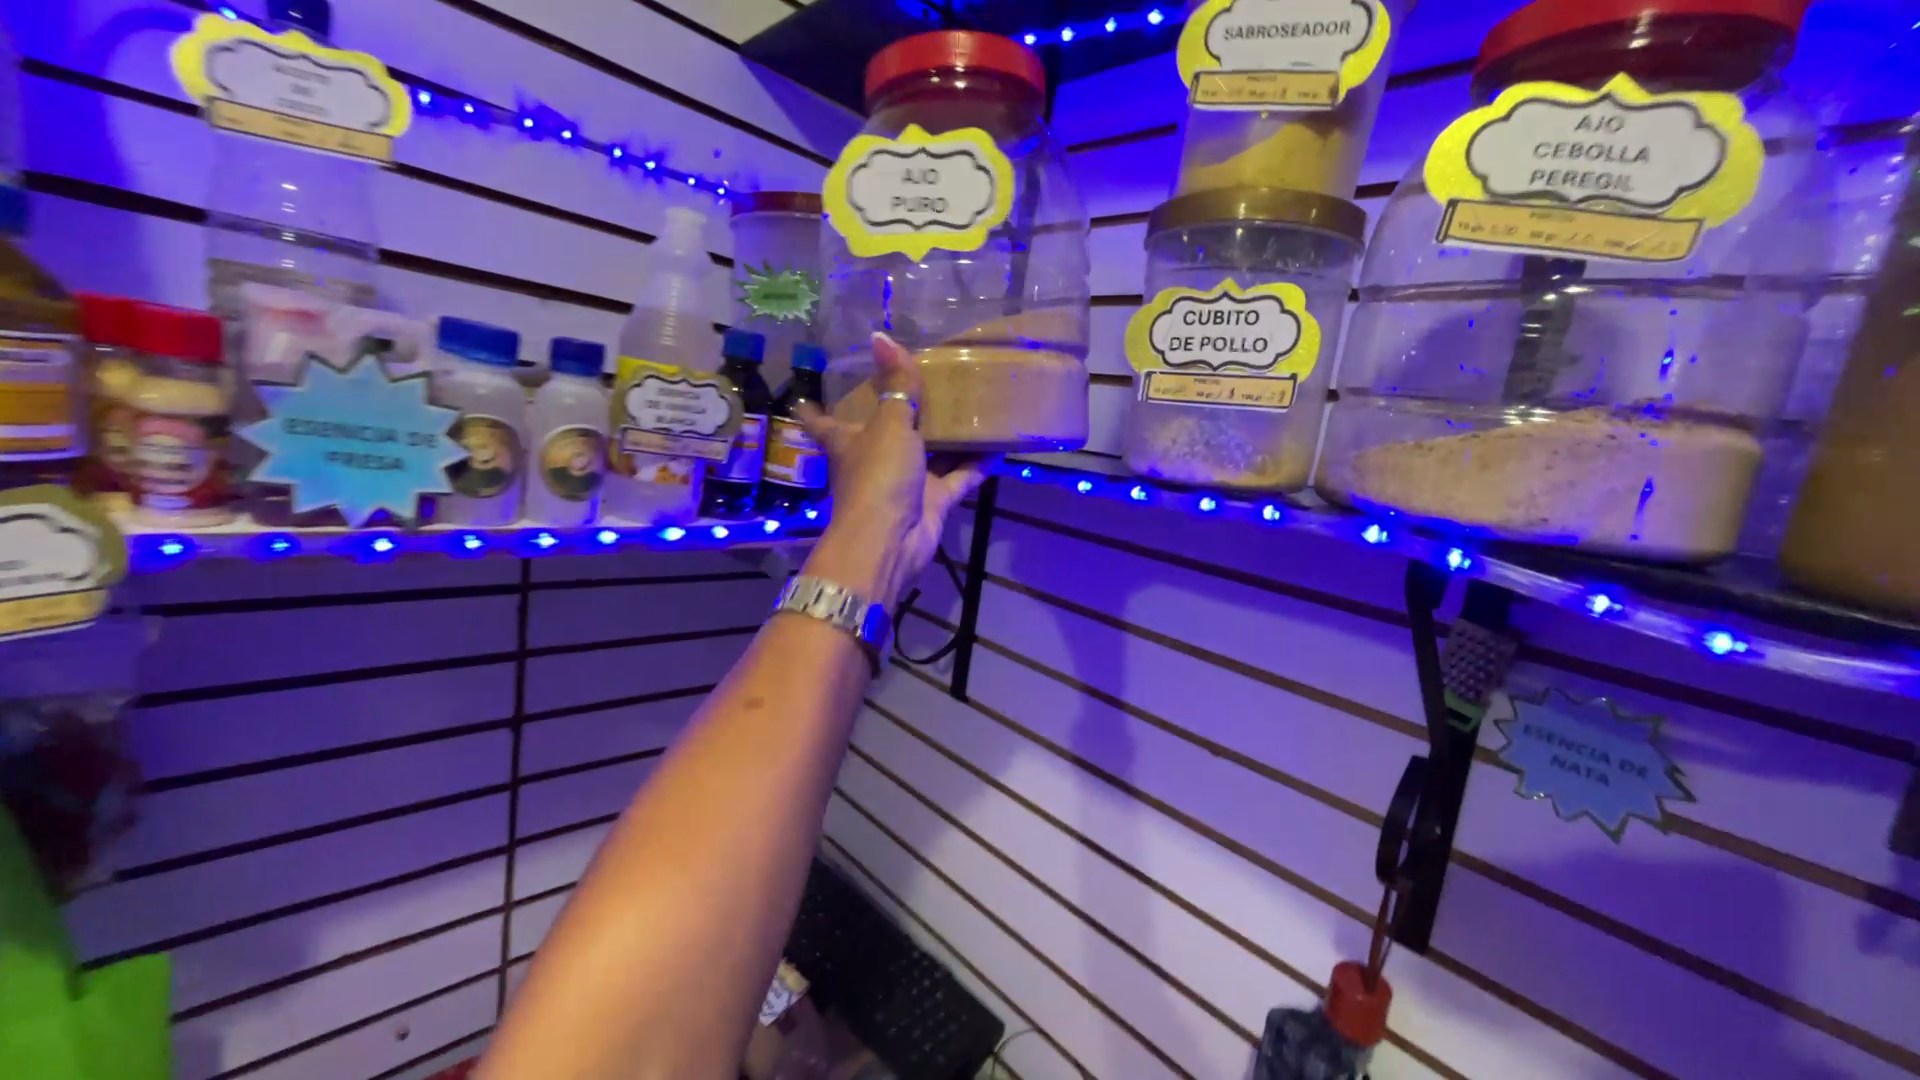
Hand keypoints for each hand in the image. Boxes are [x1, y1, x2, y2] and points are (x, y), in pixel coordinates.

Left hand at [797, 332, 990, 609]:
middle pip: (886, 431)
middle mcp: (875, 459)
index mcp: (849, 440)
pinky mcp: (932, 502)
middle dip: (901, 411)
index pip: (823, 422)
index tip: (805, 396)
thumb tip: (881, 335)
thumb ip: (896, 385)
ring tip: (972, 404)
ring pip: (928, 453)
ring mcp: (905, 483)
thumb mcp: (888, 424)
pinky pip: (958, 476)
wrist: (891, 540)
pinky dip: (976, 463)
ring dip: (948, 435)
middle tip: (924, 379)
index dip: (814, 409)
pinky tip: (999, 443)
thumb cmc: (878, 476)